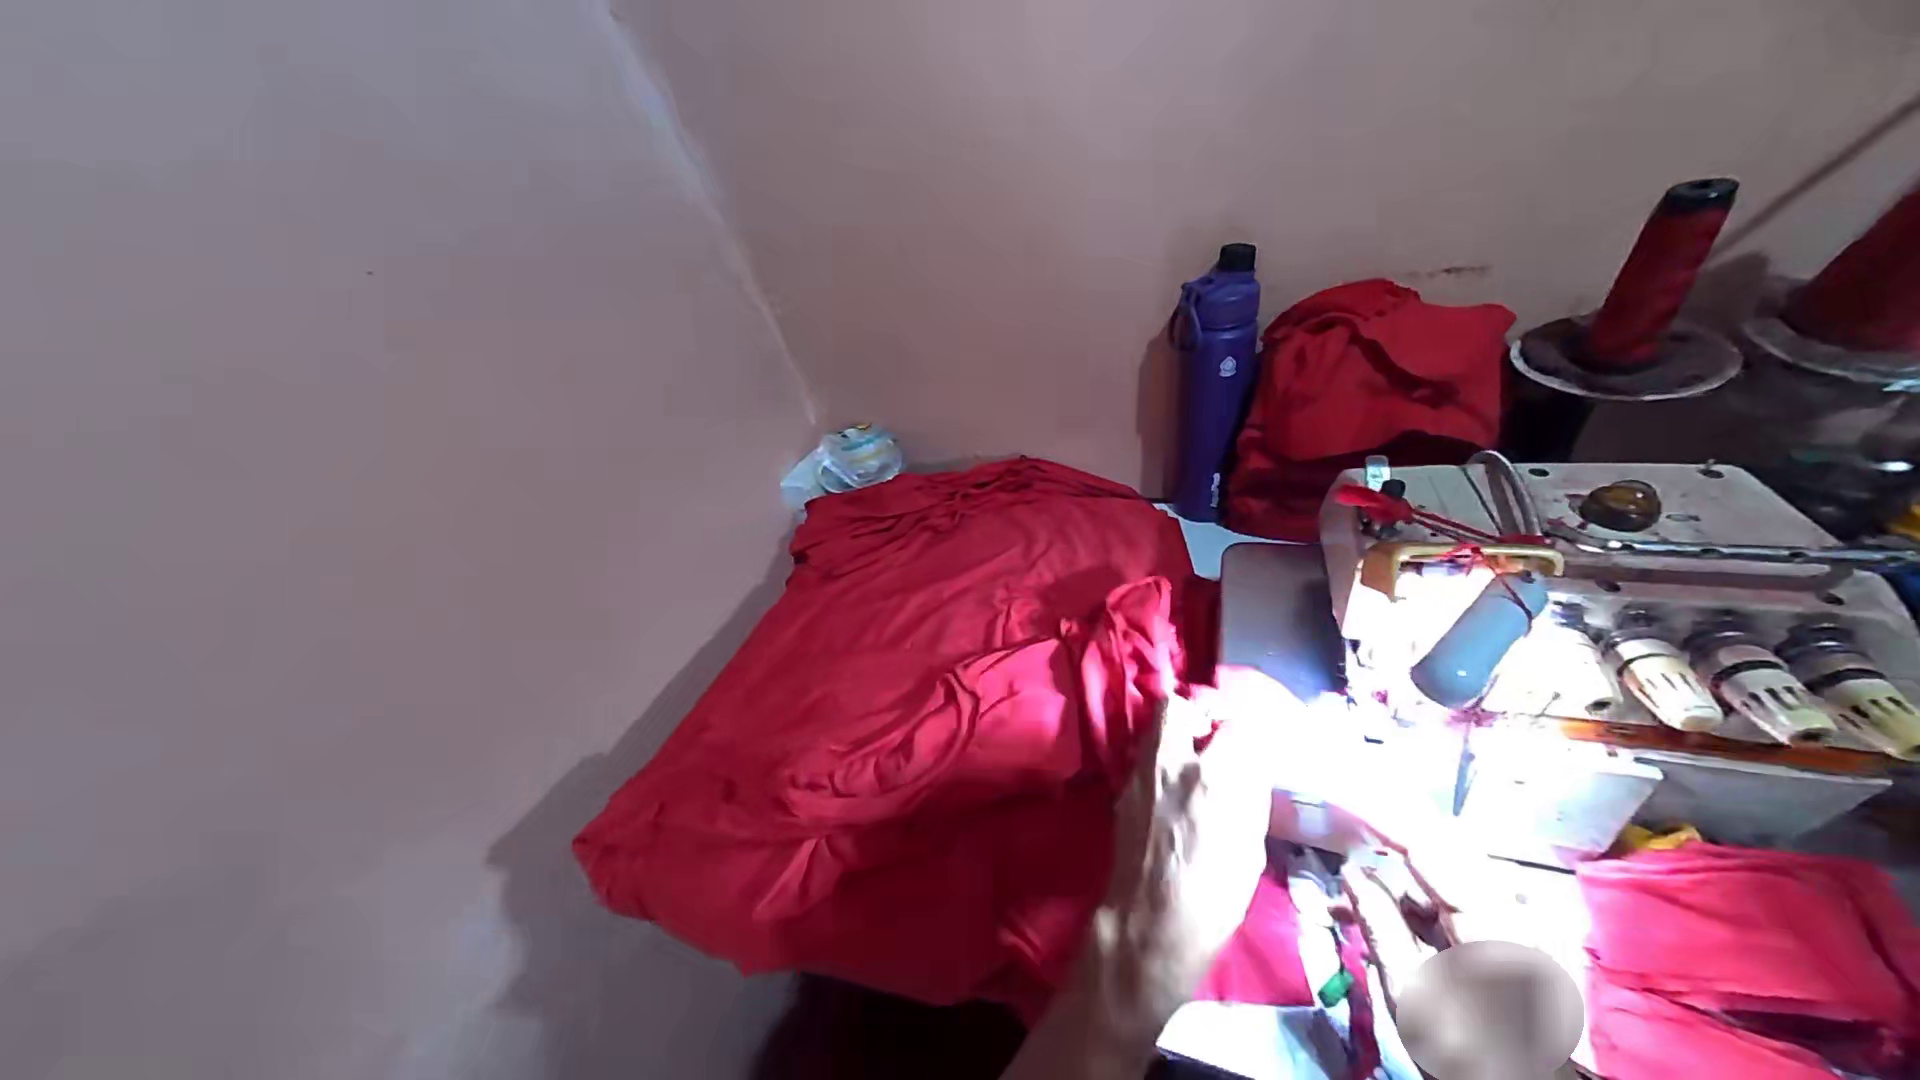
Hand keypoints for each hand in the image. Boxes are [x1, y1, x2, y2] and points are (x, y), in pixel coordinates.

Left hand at [1001, 667, 1282, 1079]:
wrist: (1151, 922)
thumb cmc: (1215, 896)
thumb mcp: (1249, 844)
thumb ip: (1246, 792)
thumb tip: (1247, 765)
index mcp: (1213, 777)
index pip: (1234, 725)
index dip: (1244, 732)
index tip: (1249, 744)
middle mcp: (1170, 762)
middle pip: (1178, 705)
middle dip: (1198, 713)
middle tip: (1213, 736)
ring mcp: (1139, 772)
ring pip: (1154, 726)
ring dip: (1176, 733)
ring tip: (1192, 757)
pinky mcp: (1121, 788)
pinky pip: (1143, 755)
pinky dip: (1160, 758)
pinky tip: (1171, 783)